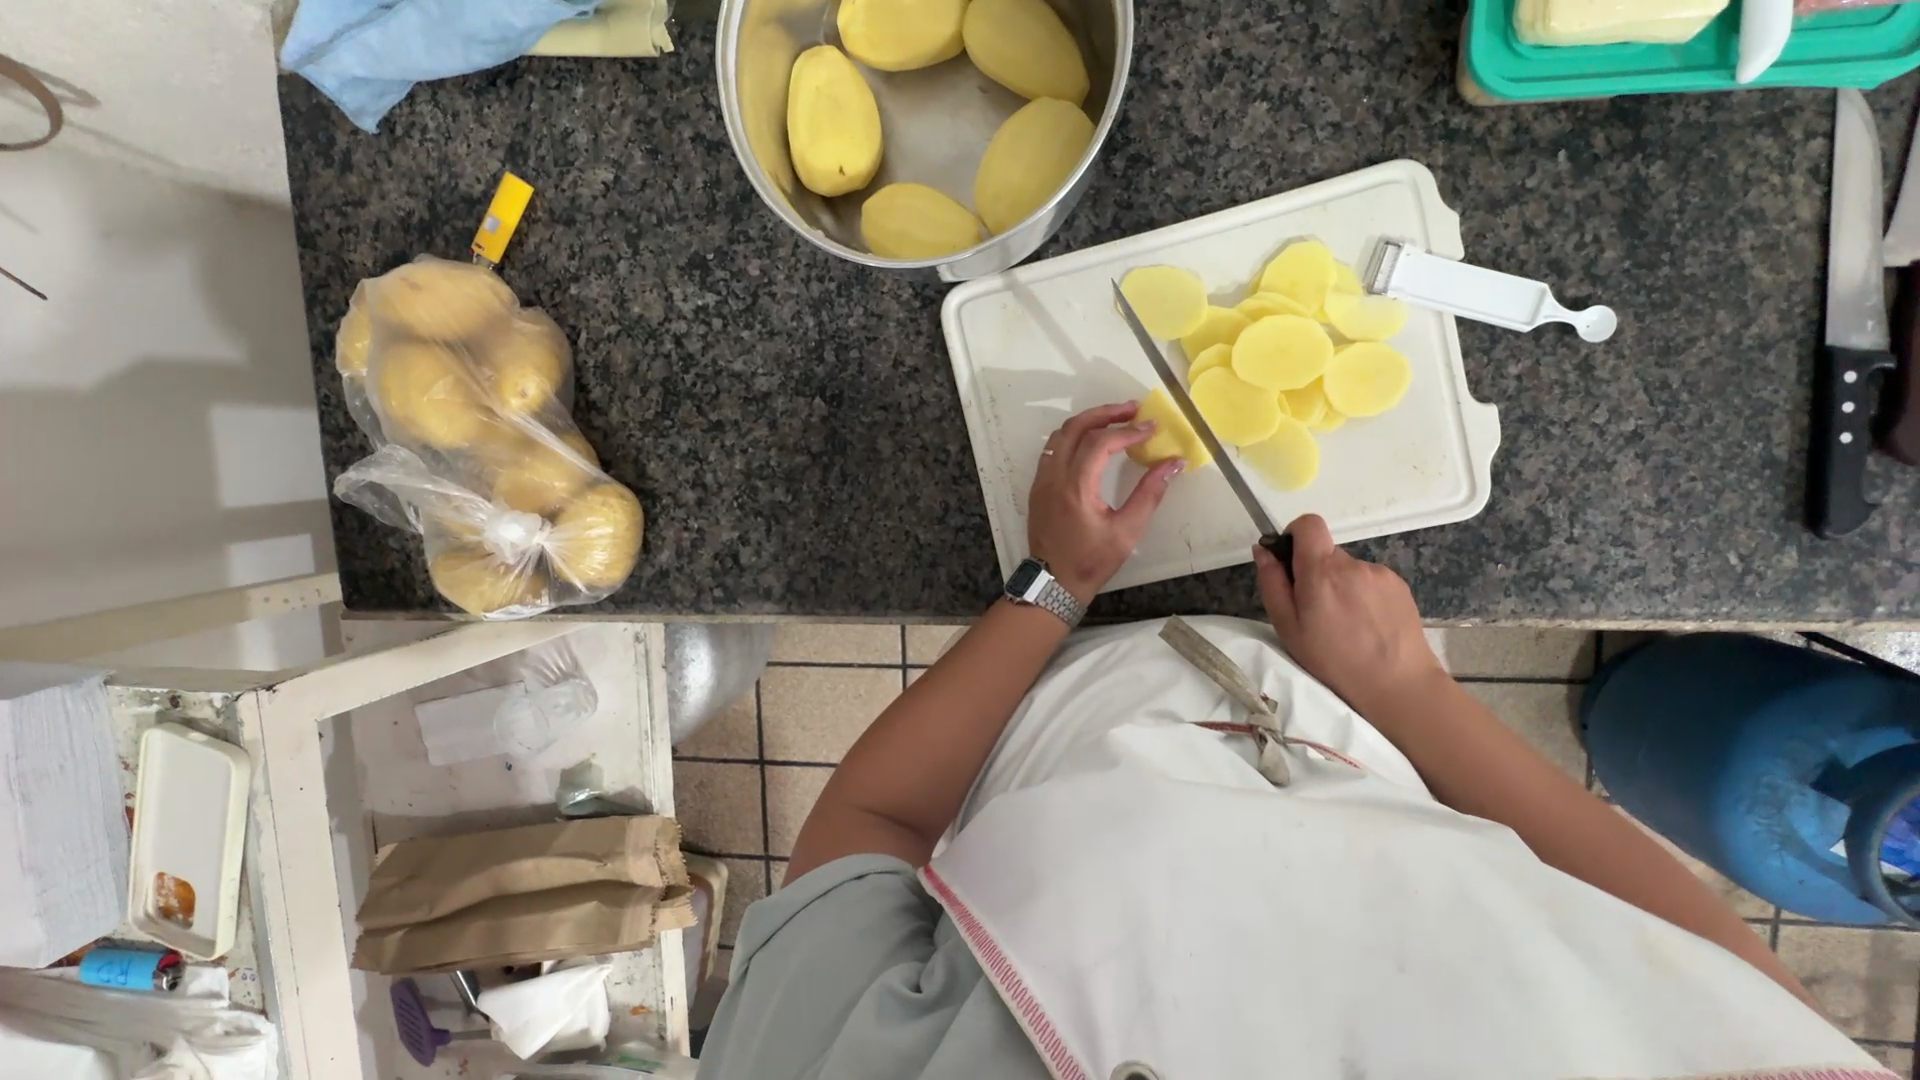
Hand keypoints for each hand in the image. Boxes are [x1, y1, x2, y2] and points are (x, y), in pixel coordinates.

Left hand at [1028, 402, 1183, 603]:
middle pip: (1075, 427)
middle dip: (1105, 413)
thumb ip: (1149, 493)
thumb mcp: (1127, 531)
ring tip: (1115, 420)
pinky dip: (1073, 437)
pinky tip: (1092, 441)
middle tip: (1132, 409)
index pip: (1100, 443)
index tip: (1151, 428)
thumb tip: (1173, 464)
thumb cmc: (1091, 561)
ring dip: (1087, 422)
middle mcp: (1053, 477)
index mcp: (1075, 488)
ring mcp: (1041, 480)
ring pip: (1060, 435)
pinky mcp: (1038, 487)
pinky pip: (1053, 449)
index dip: (1127, 431)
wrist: (1054, 582)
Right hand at [1253, 514, 1445, 714]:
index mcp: (1321, 571)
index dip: (1296, 534)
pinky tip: (1366, 625)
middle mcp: (1352, 564)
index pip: (1309, 524)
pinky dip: (1362, 596)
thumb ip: (1272, 583)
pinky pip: (1370, 581)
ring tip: (1345, 623)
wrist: (1396, 684)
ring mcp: (1380, 574)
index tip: (1291, 561)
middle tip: (1316, 611)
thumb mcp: (1288, 627)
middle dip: (1316, 573)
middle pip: (1327, 553)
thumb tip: (1263, 551)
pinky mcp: (1399, 585)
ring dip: (1341, 586)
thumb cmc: (1332, 659)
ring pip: (1349, 570)